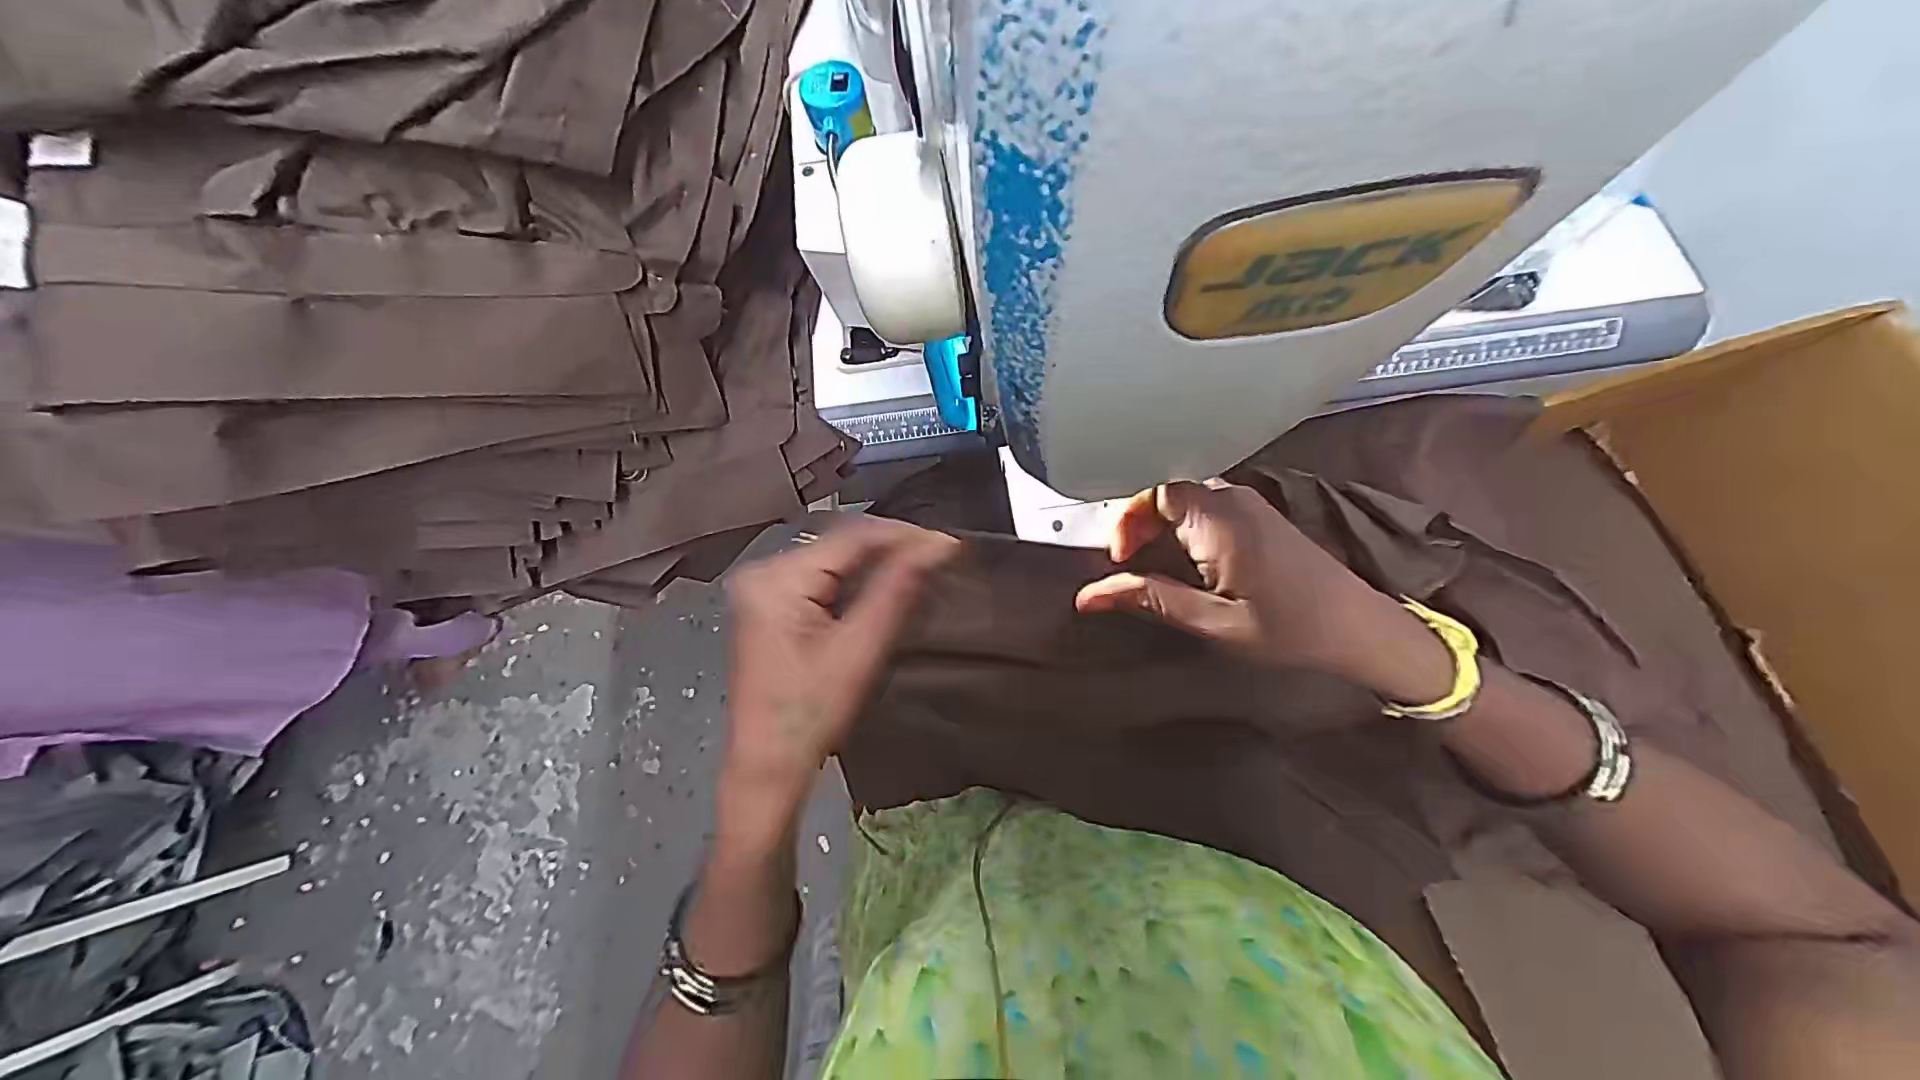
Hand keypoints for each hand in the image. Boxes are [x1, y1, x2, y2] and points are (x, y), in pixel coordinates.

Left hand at [719, 519, 958, 841]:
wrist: (770, 763)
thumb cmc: (807, 716)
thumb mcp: (860, 649)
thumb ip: (897, 590)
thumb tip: (934, 548)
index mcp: (775, 580)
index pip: (851, 537)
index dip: (903, 536)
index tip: (944, 543)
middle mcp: (762, 575)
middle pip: (841, 543)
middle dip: (891, 548)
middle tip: (937, 555)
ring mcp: (763, 589)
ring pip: (834, 558)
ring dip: (876, 563)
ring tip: (919, 568)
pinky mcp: (771, 604)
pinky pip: (822, 576)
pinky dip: (856, 579)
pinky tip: (884, 586)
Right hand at [1074, 480, 1453, 703]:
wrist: (1360, 628)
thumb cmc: (1290, 629)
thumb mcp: (1211, 622)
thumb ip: (1149, 599)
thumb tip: (1090, 597)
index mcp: (1221, 520)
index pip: (1154, 490)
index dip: (1126, 520)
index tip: (1121, 559)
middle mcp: (1234, 499)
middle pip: (1165, 489)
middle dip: (1137, 523)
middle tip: (1129, 565)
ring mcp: (1249, 503)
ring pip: (1183, 496)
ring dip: (1158, 525)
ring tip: (1150, 564)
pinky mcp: (1257, 514)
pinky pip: (1203, 504)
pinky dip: (1180, 526)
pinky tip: (1182, 560)